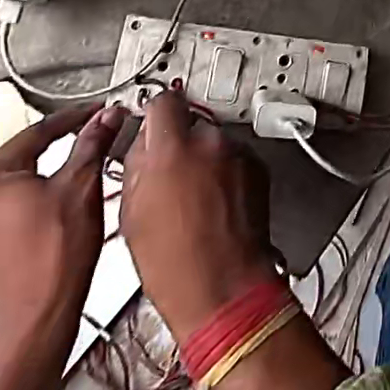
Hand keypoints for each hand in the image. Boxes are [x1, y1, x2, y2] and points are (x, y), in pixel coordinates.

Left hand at [0, 103, 124, 342]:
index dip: (68, 120)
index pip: (33, 132)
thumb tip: (106, 119)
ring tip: (11, 167)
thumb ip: (91, 146)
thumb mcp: (81, 188)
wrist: (36, 318)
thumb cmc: (53, 259)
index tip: (92, 116)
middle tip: (18, 130)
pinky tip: (1, 212)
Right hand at [119, 91, 276, 342]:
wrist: (224, 288)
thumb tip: (142, 144)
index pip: (163, 101)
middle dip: (179, 142)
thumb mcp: (131, 212)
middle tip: (169, 174)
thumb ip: (136, 164)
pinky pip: (234, 157)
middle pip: (190, 122)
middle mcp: (209, 143)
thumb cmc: (176, 263)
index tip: (151, 118)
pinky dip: (225, 171)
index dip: (154, 111)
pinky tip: (215, 202)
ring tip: (194, 198)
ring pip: (213, 141)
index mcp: (171, 149)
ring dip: (204, 158)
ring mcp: (237, 154)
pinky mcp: (258, 167)